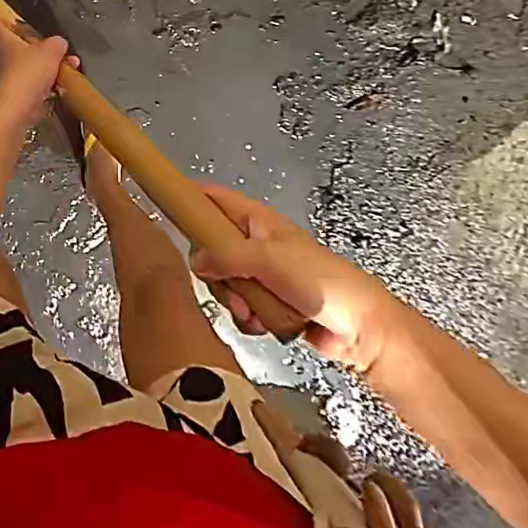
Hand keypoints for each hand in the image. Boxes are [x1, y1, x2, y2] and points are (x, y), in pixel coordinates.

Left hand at [0, 10, 74, 132]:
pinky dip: (52, 83)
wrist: (18, 111)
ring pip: (32, 66)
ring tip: (71, 64)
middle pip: (17, 47)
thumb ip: (56, 44)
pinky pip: (39, 85)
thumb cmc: (28, 74)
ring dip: (50, 65)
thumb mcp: (49, 52)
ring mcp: (12, 79)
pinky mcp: (21, 97)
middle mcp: (5, 59)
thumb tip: (58, 43)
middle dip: (35, 45)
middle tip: (51, 43)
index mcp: (6, 43)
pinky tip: (66, 84)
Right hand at [192, 182, 400, 370]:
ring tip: (254, 309)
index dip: (188, 197)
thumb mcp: (269, 259)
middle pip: (208, 247)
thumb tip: (195, 260)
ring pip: (221, 281)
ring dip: (233, 299)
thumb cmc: (324, 282)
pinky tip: (262, 322)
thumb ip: (226, 255)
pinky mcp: (266, 301)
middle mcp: (254, 243)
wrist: (362, 330)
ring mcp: (260, 273)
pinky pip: (237, 306)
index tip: (164, 205)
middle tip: (231, 284)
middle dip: (214, 272)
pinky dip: (246, 317)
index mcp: (256, 220)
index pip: (212, 197)